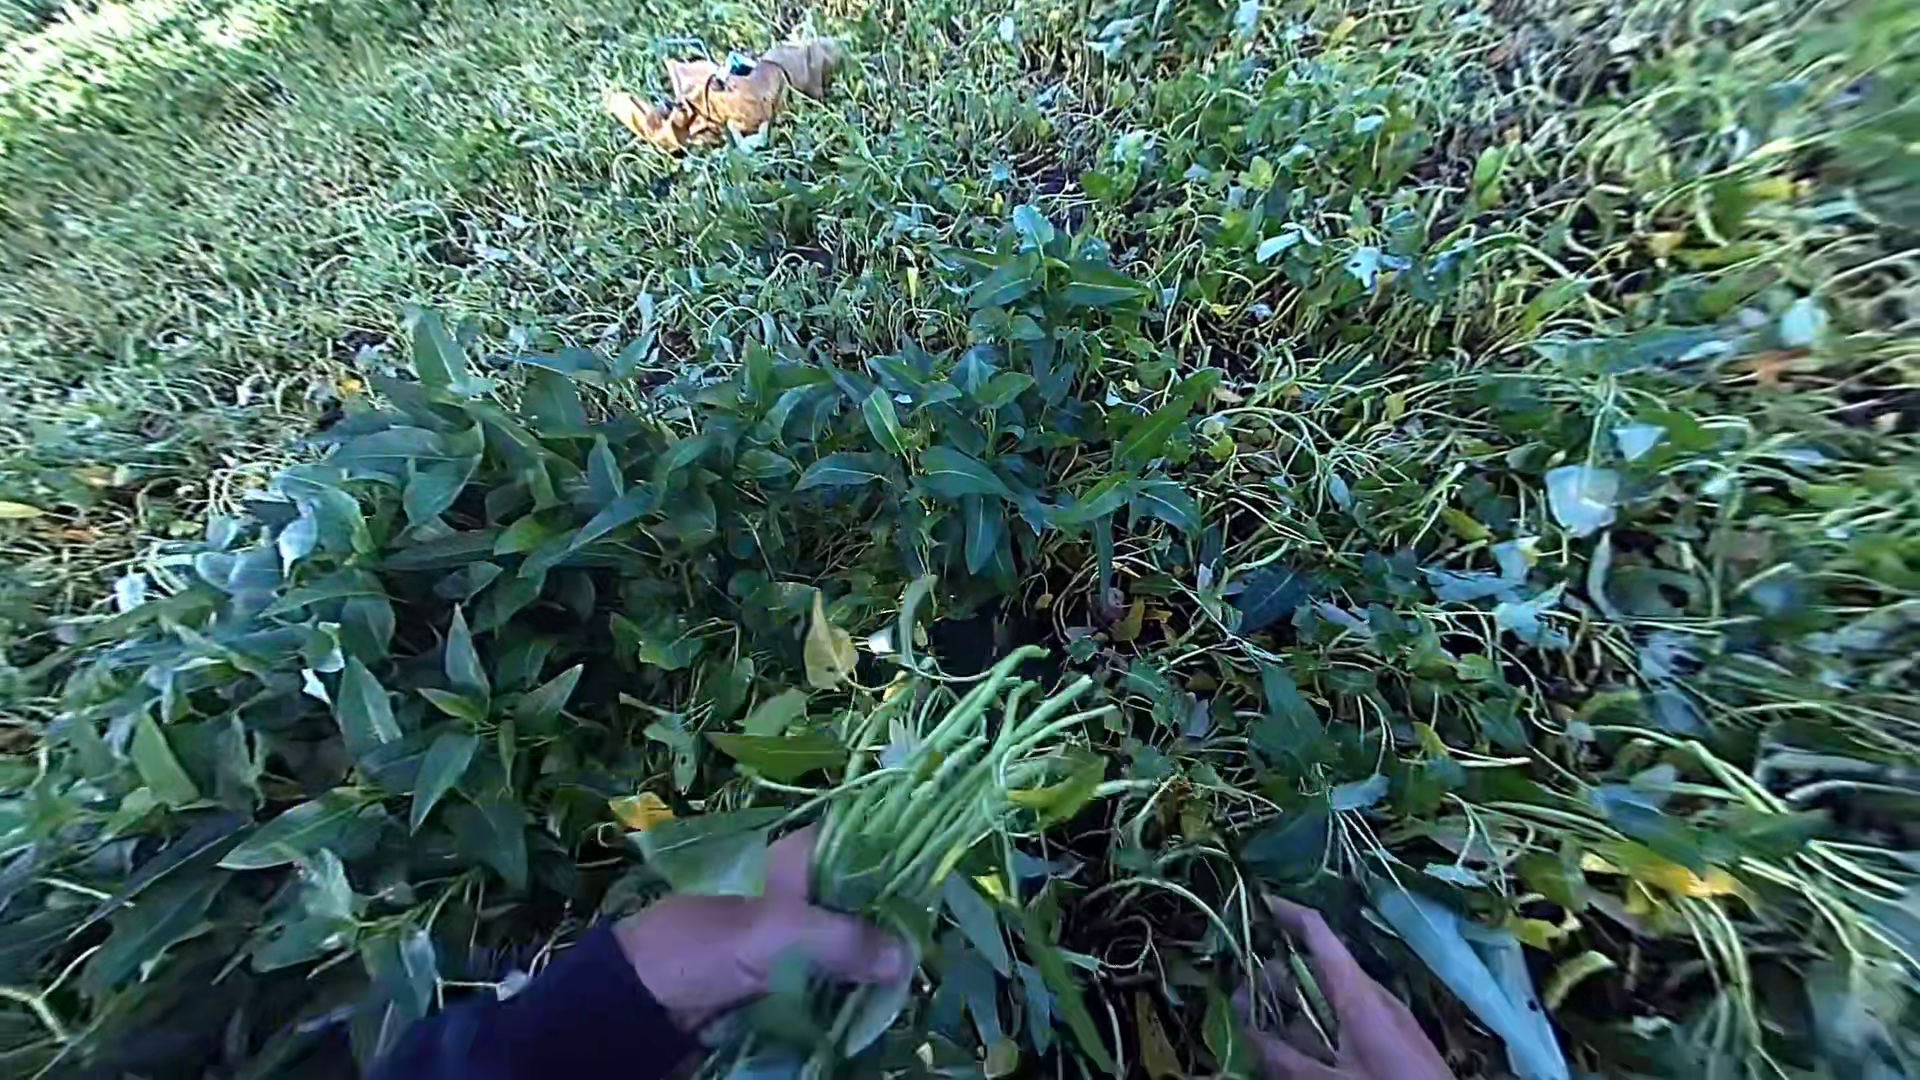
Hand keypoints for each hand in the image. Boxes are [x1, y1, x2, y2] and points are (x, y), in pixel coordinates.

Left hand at [612, 824, 908, 1031]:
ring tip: (911, 973)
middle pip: (870, 889)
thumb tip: (908, 956)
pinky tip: (879, 991)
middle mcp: (814, 876)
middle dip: (896, 917)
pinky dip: (856, 974)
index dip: (906, 861)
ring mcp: (804, 917)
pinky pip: (839, 959)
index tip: (937, 891)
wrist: (648, 991)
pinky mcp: (794, 954)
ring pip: (857, 927)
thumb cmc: (713, 937)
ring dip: (878, 951)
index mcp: (811, 850)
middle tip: (927, 945)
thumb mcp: (782, 935)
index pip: (874, 841)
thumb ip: (845, 941)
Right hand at [1241, 898, 1453, 1079]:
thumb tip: (1242, 1024)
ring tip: (1263, 1025)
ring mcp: (1388, 1021)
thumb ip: (1283, 1057)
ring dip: (1293, 1004)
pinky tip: (1300, 1049)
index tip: (1252, 905)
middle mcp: (1371, 996)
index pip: (1316, 930)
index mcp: (1357, 992)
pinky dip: (1317, 1025)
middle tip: (1242, 993)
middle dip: (1274, 974)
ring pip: (1329, 995)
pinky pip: (1347, 1018)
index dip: (1283, 911)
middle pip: (1315, 965)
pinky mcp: (1397, 1046)